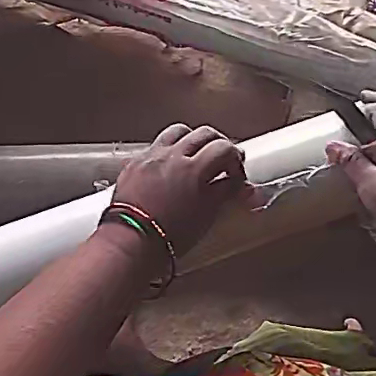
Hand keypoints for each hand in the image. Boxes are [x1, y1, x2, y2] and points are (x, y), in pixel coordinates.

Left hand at [111, 124, 247, 251]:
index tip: (236, 174)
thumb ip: (226, 194)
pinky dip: (168, 152)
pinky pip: (155, 146)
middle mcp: (171, 156)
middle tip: (223, 161)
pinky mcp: (133, 164)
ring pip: (177, 132)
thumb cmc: (168, 236)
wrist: (130, 244)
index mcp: (194, 169)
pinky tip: (170, 168)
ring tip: (196, 157)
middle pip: (203, 133)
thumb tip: (245, 189)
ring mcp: (150, 157)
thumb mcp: (206, 215)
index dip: (235, 159)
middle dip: (218, 144)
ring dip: (191, 140)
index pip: (224, 148)